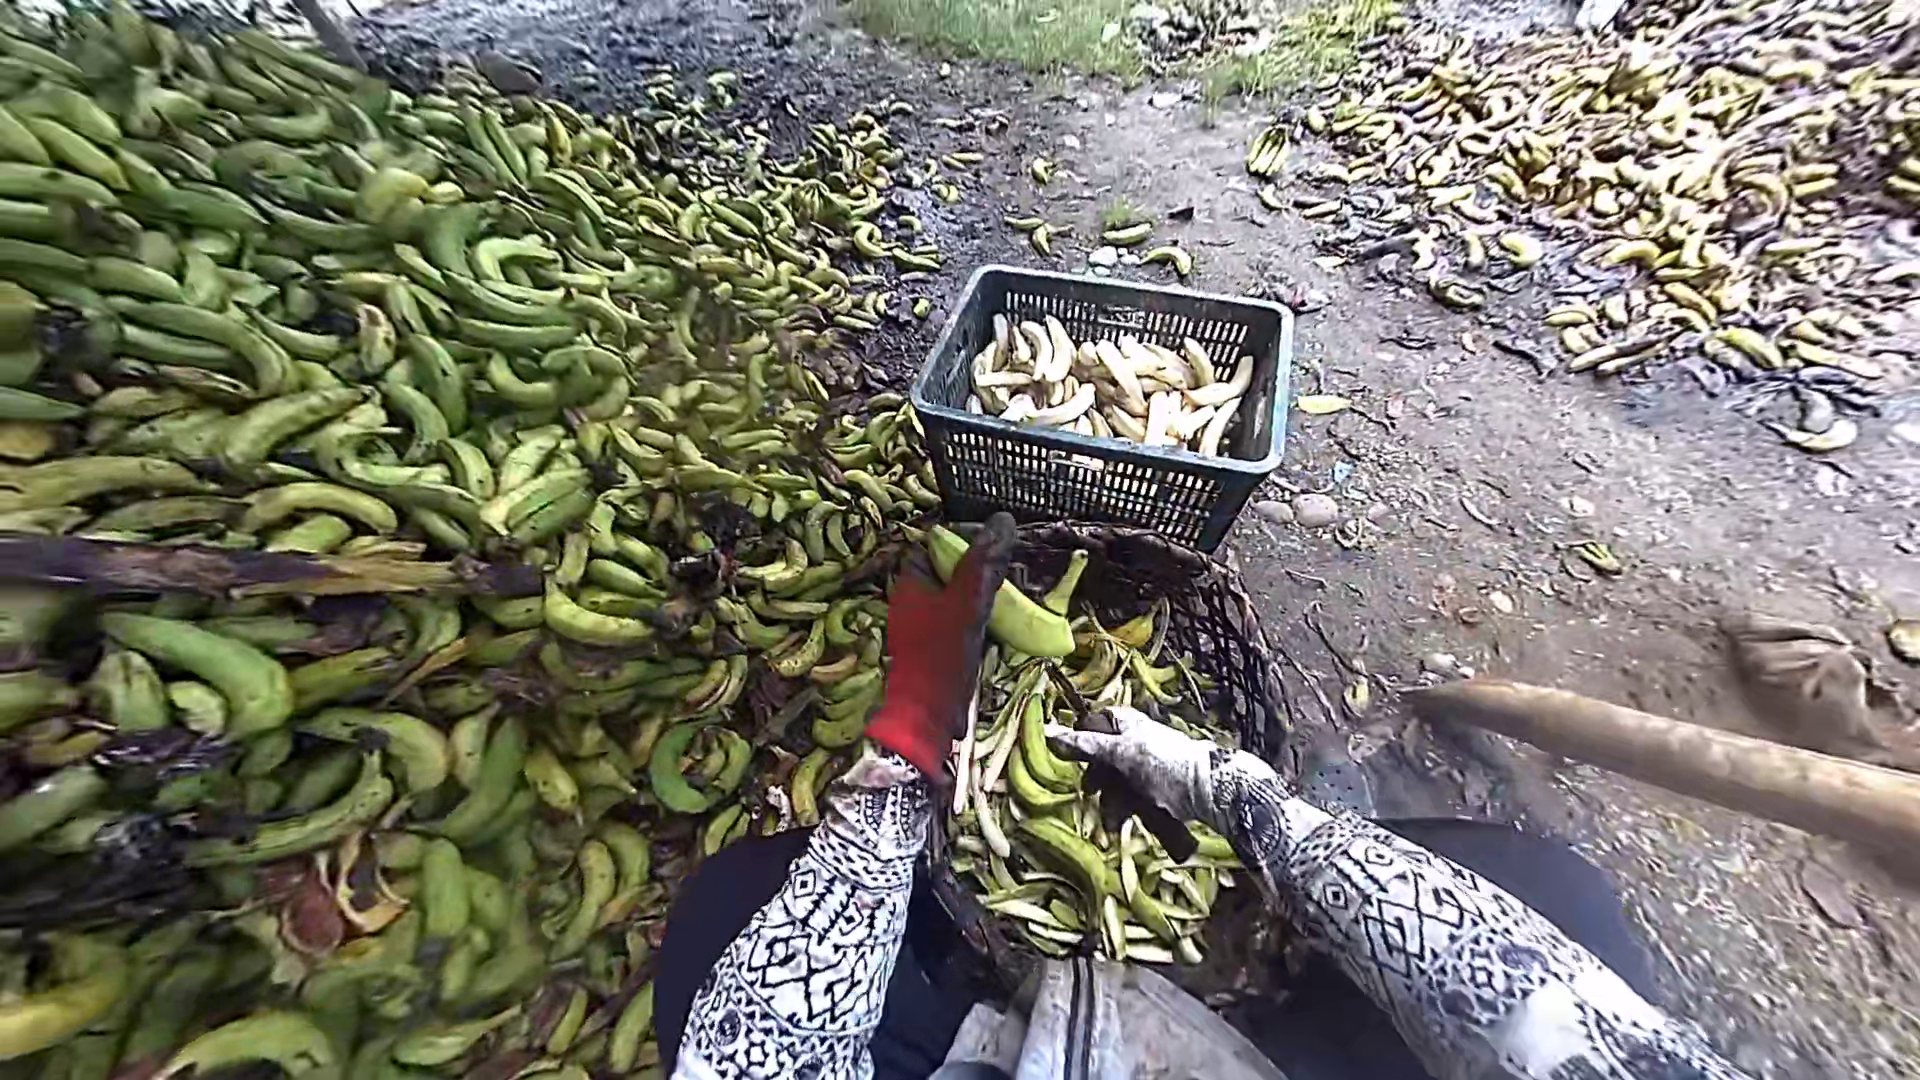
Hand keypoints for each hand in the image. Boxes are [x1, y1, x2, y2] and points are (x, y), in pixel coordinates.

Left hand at [864, 513, 1014, 779]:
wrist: (928, 719)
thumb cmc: (941, 657)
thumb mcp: (967, 604)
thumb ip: (983, 563)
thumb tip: (1002, 520)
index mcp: (911, 582)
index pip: (934, 542)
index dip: (962, 536)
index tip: (994, 541)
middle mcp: (913, 598)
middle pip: (948, 567)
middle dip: (977, 564)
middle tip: (1007, 568)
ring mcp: (923, 622)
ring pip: (956, 593)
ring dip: (980, 590)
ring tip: (1009, 590)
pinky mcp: (936, 644)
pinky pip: (959, 616)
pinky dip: (978, 613)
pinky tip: (999, 617)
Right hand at [1048, 705, 1228, 824]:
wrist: (1205, 790)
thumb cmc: (1160, 763)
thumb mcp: (1118, 752)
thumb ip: (1083, 744)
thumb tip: (1049, 733)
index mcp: (1122, 722)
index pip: (1089, 726)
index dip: (1079, 743)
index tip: (1073, 760)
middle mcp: (1129, 739)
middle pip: (1098, 758)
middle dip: (1096, 781)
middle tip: (1092, 793)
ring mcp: (1140, 764)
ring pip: (1111, 781)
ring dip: (1108, 801)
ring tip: (1111, 819)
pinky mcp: (1150, 787)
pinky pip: (1127, 797)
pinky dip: (1122, 810)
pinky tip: (1120, 823)